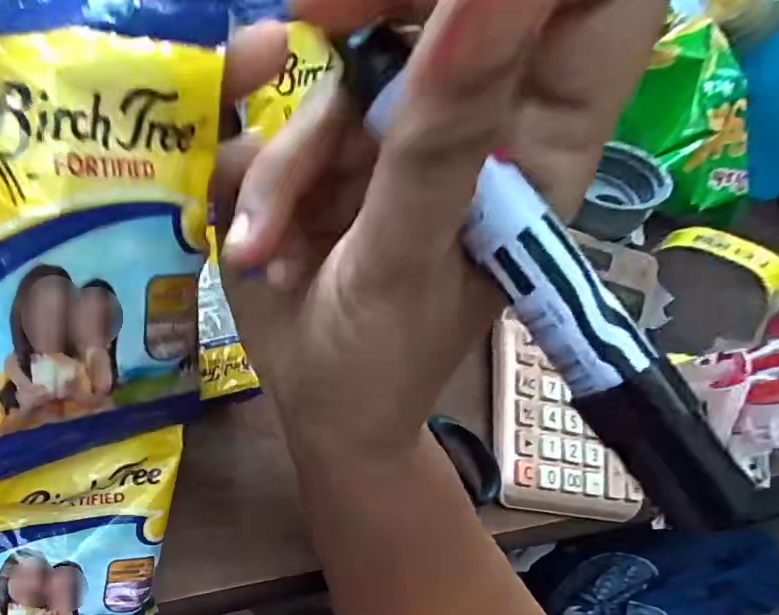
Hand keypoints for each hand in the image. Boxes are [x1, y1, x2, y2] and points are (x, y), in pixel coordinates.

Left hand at [0, 0, 290, 447]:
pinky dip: (183, 237)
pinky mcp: (69, 291)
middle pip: (119, 104)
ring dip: (208, 156)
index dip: (127, 11)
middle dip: (193, 76)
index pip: (61, 30)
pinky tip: (235, 219)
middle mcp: (27, 154)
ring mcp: (55, 227)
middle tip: (271, 48)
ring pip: (141, 179)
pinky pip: (133, 257)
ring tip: (276, 140)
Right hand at [218, 0, 665, 455]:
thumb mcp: (406, 265)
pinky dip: (248, 187)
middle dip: (367, 11)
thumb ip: (438, 143)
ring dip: (281, 167)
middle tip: (306, 23)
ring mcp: (381, 141)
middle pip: (438, 5)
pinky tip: (250, 252)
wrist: (313, 409)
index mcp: (530, 140)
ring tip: (264, 251)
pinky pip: (271, 130)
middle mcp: (461, 121)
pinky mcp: (314, 167)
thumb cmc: (379, 361)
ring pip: (331, 84)